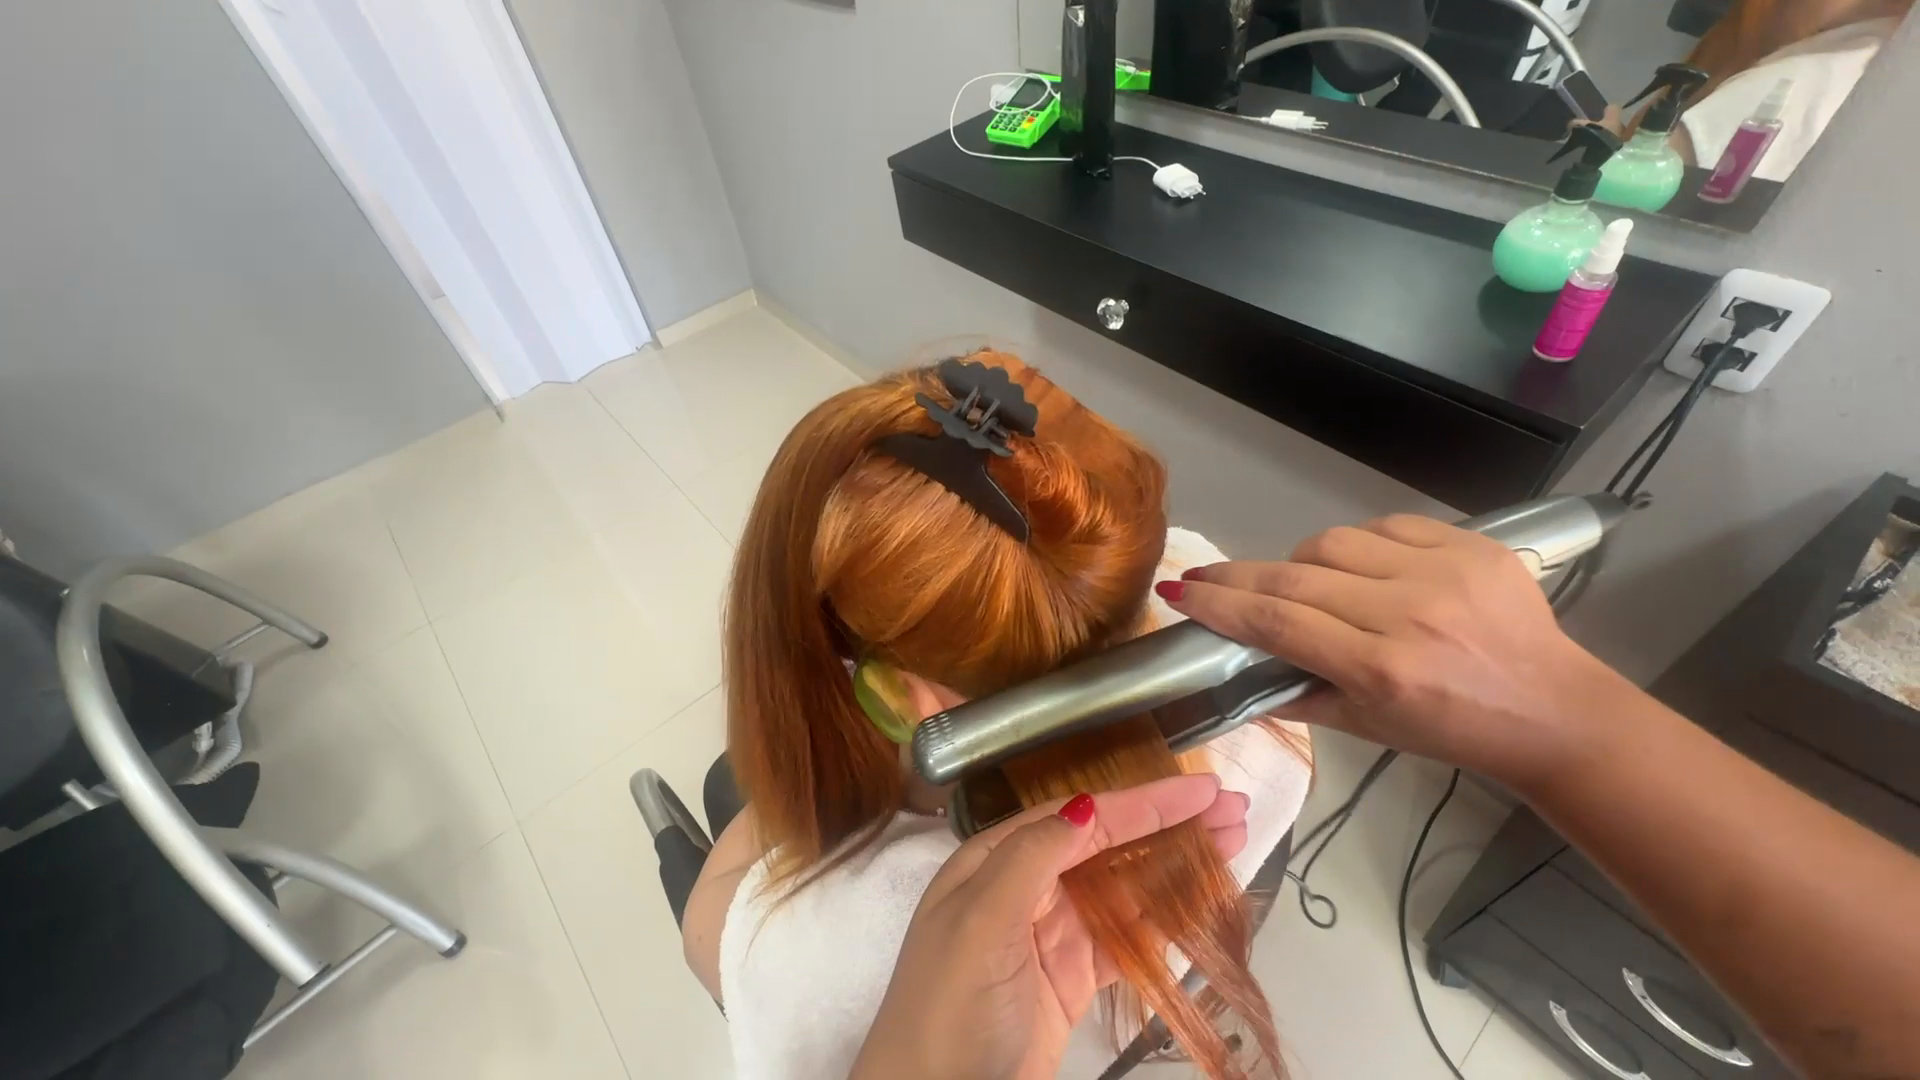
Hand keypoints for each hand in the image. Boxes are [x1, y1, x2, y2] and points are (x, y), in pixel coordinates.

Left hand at [850, 774, 1249, 1079]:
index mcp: (996, 858)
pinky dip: (1162, 922)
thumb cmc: (947, 1005)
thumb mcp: (979, 920)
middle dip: (1169, 825)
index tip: (1199, 790)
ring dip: (1174, 867)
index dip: (1143, 801)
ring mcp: (1050, 933)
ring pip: (1123, 888)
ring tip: (1232, 845)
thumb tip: (1083, 806)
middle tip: (1232, 810)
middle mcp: (1025, 886)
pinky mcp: (1070, 978)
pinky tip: (1199, 904)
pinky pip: (1124, 940)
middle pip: (1108, 845)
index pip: (1081, 818)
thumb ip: (1030, 859)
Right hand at [1161, 515, 1634, 792]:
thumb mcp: (1368, 729)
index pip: (1277, 622)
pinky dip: (1358, 543)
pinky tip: (1361, 566)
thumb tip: (1239, 665)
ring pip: (1333, 540)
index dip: (1220, 604)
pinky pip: (1386, 524)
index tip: (1181, 592)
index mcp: (1382, 669)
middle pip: (1294, 576)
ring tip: (1306, 581)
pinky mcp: (1474, 545)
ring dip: (1302, 560)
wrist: (1555, 711)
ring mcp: (1445, 572)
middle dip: (1237, 575)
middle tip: (1206, 576)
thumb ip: (1298, 695)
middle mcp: (1409, 614)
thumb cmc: (1452, 731)